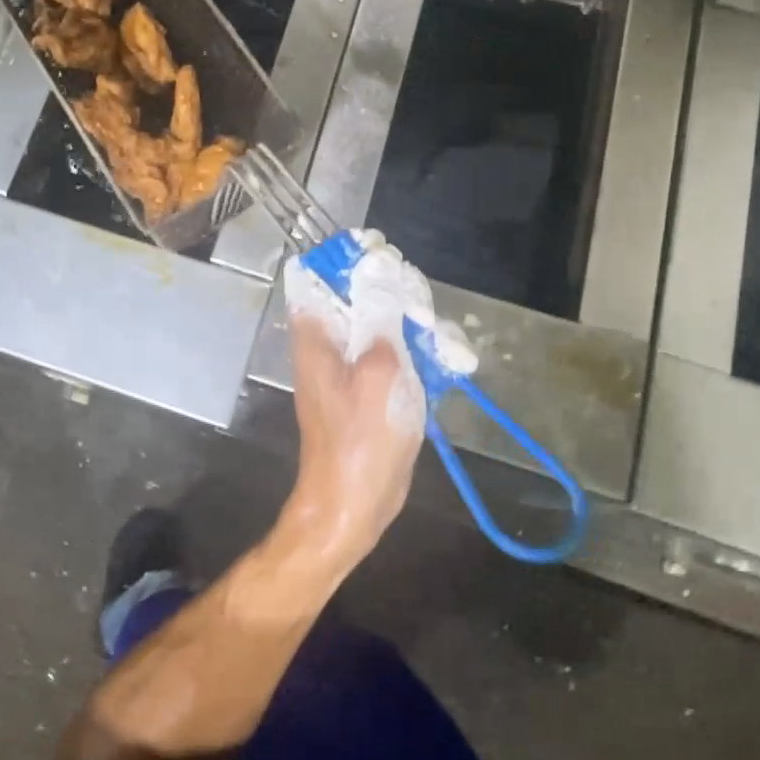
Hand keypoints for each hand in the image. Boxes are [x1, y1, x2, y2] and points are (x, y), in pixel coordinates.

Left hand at [278, 232, 461, 568]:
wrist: (354, 503)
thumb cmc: (362, 440)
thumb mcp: (379, 374)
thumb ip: (382, 322)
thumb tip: (382, 277)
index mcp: (316, 339)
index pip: (317, 280)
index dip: (346, 262)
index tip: (383, 256)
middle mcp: (327, 349)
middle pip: (352, 300)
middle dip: (389, 293)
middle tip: (421, 305)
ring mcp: (348, 371)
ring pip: (376, 328)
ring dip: (407, 324)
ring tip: (437, 335)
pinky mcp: (369, 392)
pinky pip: (388, 357)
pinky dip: (413, 352)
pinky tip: (444, 357)